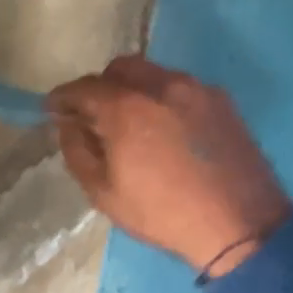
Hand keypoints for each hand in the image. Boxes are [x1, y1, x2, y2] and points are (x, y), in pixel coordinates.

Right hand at [47, 56, 292, 275]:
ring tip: (129, 122)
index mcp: (127, 108)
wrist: (240, 224)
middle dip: (99, 86)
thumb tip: (67, 125)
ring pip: (153, 74)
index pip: (84, 87)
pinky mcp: (222, 102)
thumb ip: (77, 152)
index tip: (52, 109)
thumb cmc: (162, 214)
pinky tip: (163, 129)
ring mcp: (197, 90)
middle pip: (120, 68)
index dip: (63, 97)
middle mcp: (162, 86)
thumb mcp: (104, 193)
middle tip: (92, 114)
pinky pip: (180, 88)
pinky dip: (162, 99)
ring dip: (132, 90)